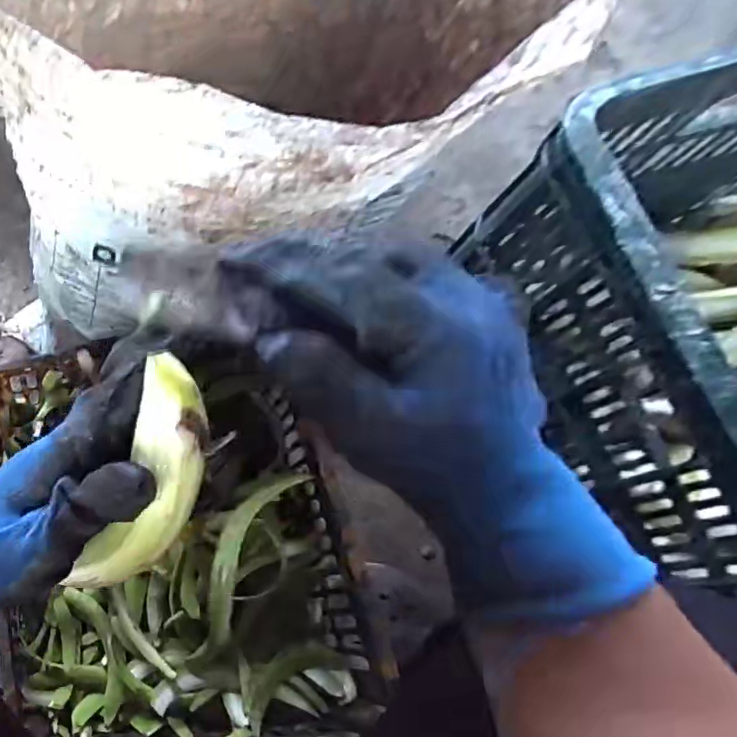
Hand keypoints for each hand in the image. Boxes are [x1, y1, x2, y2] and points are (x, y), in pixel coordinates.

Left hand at [0, 365, 154, 701]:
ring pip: (107, 441)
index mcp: (52, 457)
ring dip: (142, 432)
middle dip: (150, 405)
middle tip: (196, 400)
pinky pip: (101, 466)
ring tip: (185, 425)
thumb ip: (80, 513)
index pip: (101, 408)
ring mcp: (59, 473)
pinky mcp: (61, 492)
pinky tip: (150, 467)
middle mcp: (58, 455)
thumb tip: (140, 473)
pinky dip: (129, 461)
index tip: (173, 358)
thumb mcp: (35, 547)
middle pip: (110, 420)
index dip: (136, 384)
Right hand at [219, 234, 655, 624]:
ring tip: (286, 260)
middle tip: (249, 256)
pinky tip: (343, 275)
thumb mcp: (366, 429)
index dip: (283, 267)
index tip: (234, 262)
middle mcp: (458, 292)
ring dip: (333, 254)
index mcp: (430, 323)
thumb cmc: (429, 461)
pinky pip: (413, 267)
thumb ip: (321, 378)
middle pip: (366, 254)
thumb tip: (270, 338)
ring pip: (392, 254)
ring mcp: (474, 294)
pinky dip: (365, 264)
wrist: (502, 483)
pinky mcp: (477, 305)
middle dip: (301, 252)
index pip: (343, 278)